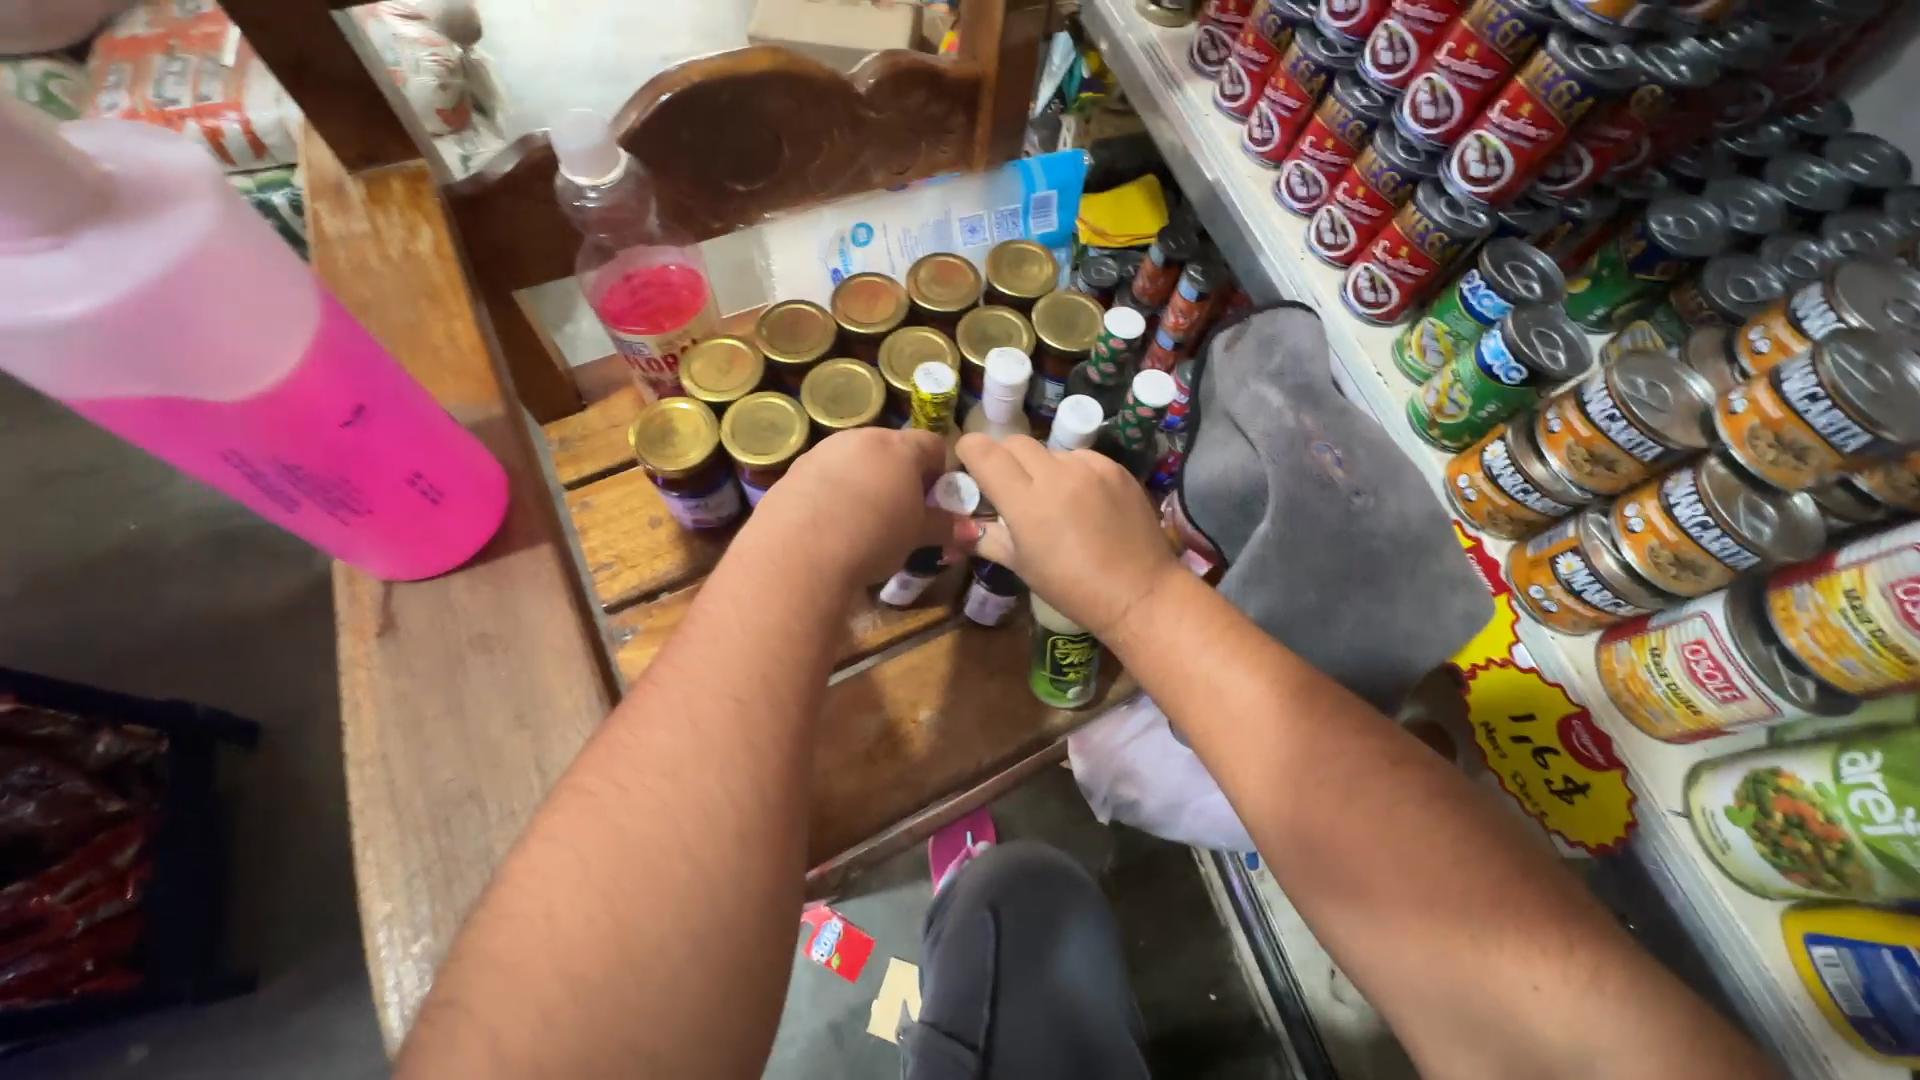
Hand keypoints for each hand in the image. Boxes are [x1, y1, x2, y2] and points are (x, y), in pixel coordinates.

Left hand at [746, 427, 973, 587]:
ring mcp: (823, 451)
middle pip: (890, 449)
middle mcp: (860, 438)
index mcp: (898, 447)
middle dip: (900, 477)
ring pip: (854, 460)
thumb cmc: (873, 537)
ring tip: (861, 522)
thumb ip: (944, 527)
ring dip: (864, 483)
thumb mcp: (916, 536)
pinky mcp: (794, 471)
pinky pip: (824, 476)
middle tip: (900, 515)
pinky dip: (832, 493)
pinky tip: (829, 526)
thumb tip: (973, 532)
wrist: (798, 553)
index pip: (933, 444)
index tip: (934, 502)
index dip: (939, 471)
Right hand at [956, 433, 1181, 639]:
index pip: (984, 452)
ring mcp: (1090, 467)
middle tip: (1006, 484)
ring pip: (1049, 451)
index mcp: (1026, 502)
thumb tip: (959, 528)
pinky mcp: (1116, 468)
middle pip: (1015, 443)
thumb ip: (987, 538)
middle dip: (1002, 457)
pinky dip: (1071, 472)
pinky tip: (1081, 501)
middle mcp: (1056, 475)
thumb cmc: (1072, 588)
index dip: (969, 450)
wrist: (1139, 592)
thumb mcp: (1022, 566)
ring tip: (1050, 498)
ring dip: (1040, 467)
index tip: (968, 462)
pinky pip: (1080, 458)